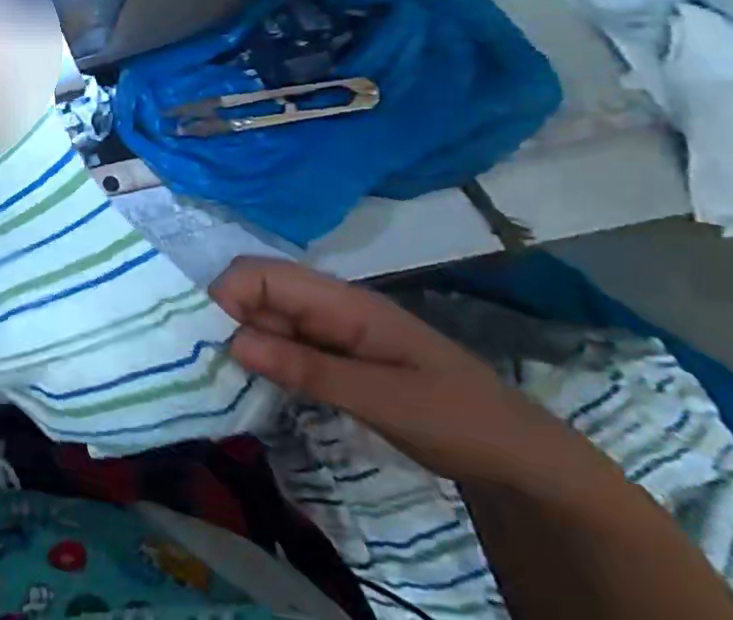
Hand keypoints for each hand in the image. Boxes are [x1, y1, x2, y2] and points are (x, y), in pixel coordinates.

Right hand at [209, 256, 599, 490]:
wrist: (521, 457)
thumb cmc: (459, 419)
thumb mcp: (384, 399)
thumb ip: (307, 368)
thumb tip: (233, 342)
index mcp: (342, 301)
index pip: (260, 275)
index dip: (226, 296)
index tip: (211, 341)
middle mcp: (327, 306)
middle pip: (253, 290)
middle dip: (224, 317)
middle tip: (214, 364)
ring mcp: (326, 329)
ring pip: (260, 316)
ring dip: (238, 339)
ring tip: (226, 377)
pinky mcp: (326, 353)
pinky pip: (277, 342)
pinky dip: (258, 357)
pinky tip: (252, 383)